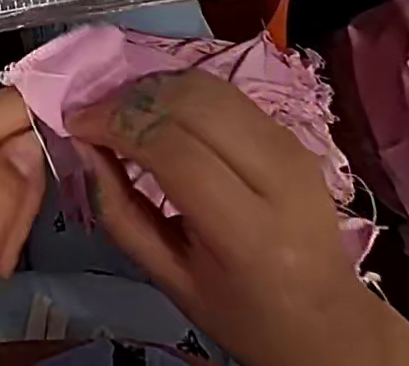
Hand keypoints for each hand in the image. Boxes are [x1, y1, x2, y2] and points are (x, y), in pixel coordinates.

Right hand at [68, 71, 408, 365]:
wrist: (331, 322)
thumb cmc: (242, 312)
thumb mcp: (170, 278)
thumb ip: (118, 210)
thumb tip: (83, 144)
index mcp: (251, 235)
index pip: (175, 151)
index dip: (117, 124)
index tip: (77, 124)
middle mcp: (278, 179)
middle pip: (189, 104)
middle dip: (128, 99)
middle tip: (93, 114)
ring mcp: (290, 146)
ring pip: (203, 85)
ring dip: (150, 87)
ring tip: (119, 109)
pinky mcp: (289, 130)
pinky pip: (219, 90)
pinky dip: (175, 88)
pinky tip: (153, 107)